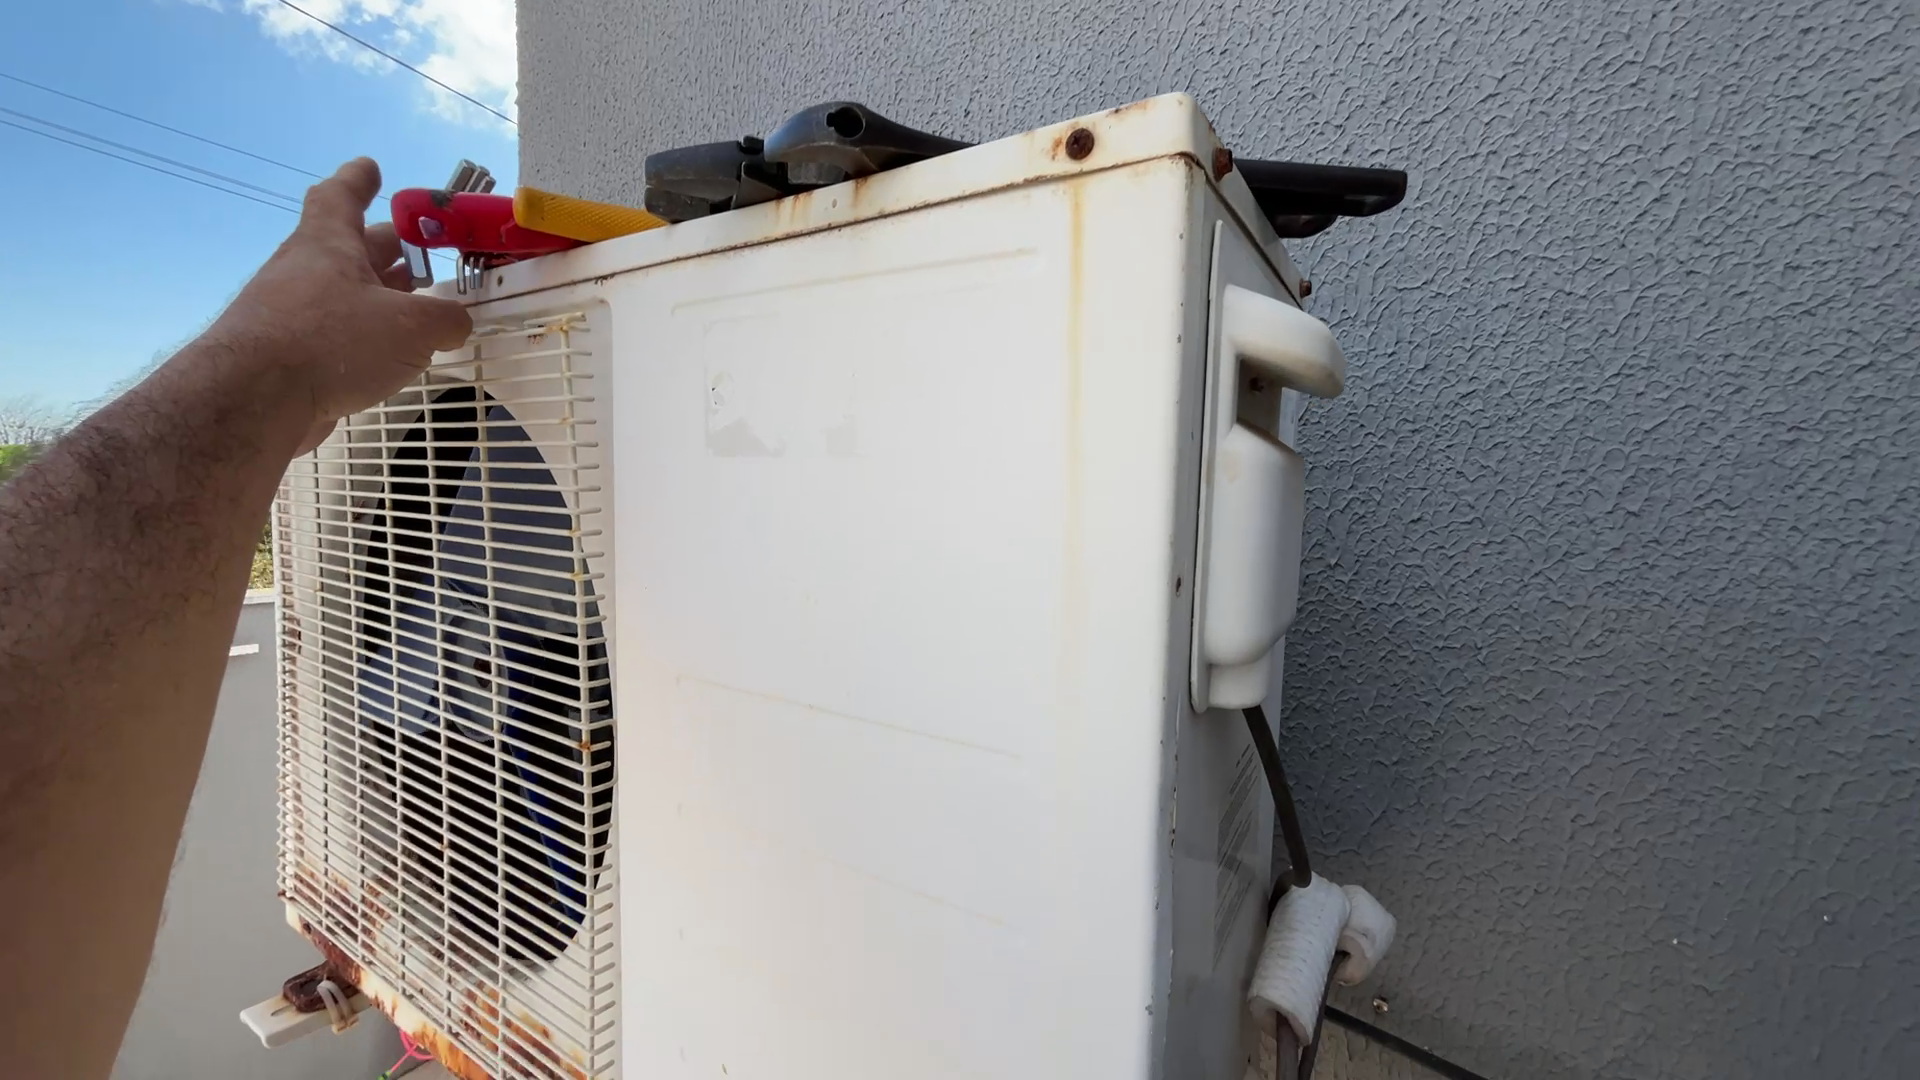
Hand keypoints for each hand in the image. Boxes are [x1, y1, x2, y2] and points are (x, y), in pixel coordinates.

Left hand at [208, 158, 472, 451]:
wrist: (258, 398)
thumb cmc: (336, 341)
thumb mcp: (415, 325)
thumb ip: (449, 318)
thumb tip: (457, 321)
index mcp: (329, 246)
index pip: (340, 198)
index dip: (358, 181)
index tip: (371, 166)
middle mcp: (308, 271)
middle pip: (354, 249)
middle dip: (392, 250)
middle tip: (426, 256)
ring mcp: (297, 311)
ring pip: (352, 292)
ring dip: (388, 295)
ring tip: (425, 309)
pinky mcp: (297, 351)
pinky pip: (345, 329)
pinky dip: (375, 333)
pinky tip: (399, 354)